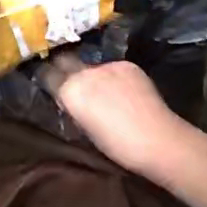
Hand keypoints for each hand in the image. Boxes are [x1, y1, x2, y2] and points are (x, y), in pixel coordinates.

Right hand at [41, 56, 193, 173]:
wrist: (160, 141)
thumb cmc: (117, 146)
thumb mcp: (84, 128)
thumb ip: (73, 107)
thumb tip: (69, 98)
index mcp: (68, 91)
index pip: (46, 74)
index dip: (48, 79)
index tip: (51, 85)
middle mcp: (83, 72)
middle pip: (64, 60)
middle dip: (65, 68)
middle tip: (71, 81)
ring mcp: (107, 66)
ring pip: (91, 66)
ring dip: (92, 75)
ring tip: (104, 91)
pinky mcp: (128, 65)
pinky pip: (113, 68)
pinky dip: (113, 76)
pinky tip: (123, 91)